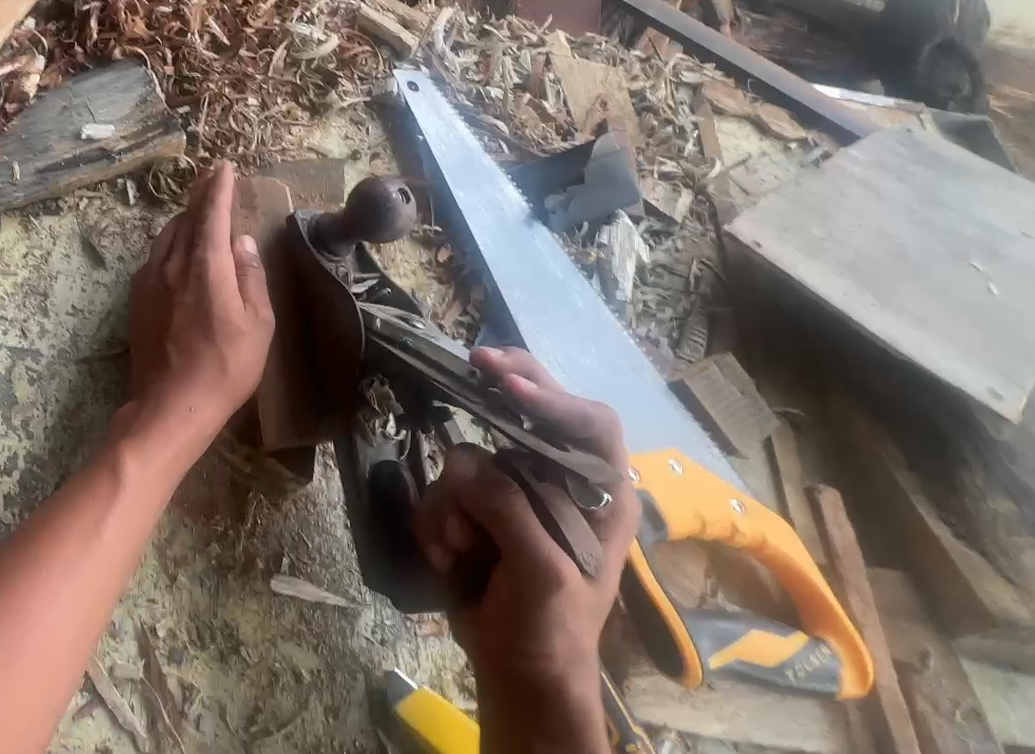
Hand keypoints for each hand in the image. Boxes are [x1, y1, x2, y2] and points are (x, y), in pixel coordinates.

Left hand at [122, 163, 274, 459]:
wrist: (171, 404)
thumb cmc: (225, 367)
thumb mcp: (258, 324)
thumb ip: (251, 277)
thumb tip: (243, 242)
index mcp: (206, 267)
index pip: (211, 214)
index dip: (219, 188)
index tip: (225, 167)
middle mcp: (173, 265)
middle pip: (186, 218)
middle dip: (201, 195)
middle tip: (212, 177)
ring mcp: (150, 281)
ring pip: (167, 236)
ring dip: (183, 217)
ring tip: (197, 208)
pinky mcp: (138, 299)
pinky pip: (155, 256)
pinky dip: (170, 241)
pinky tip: (176, 247)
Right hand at [412, 347, 639, 753]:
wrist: (517, 672)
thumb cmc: (551, 628)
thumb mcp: (543, 572)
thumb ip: (508, 509)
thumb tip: (460, 456)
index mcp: (599, 496)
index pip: (589, 424)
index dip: (552, 397)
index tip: (507, 386)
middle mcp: (557, 482)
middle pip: (533, 412)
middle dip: (503, 388)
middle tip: (476, 361)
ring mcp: (511, 493)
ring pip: (468, 460)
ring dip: (451, 505)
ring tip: (457, 550)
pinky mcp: (473, 508)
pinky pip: (441, 491)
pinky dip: (435, 522)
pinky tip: (446, 558)